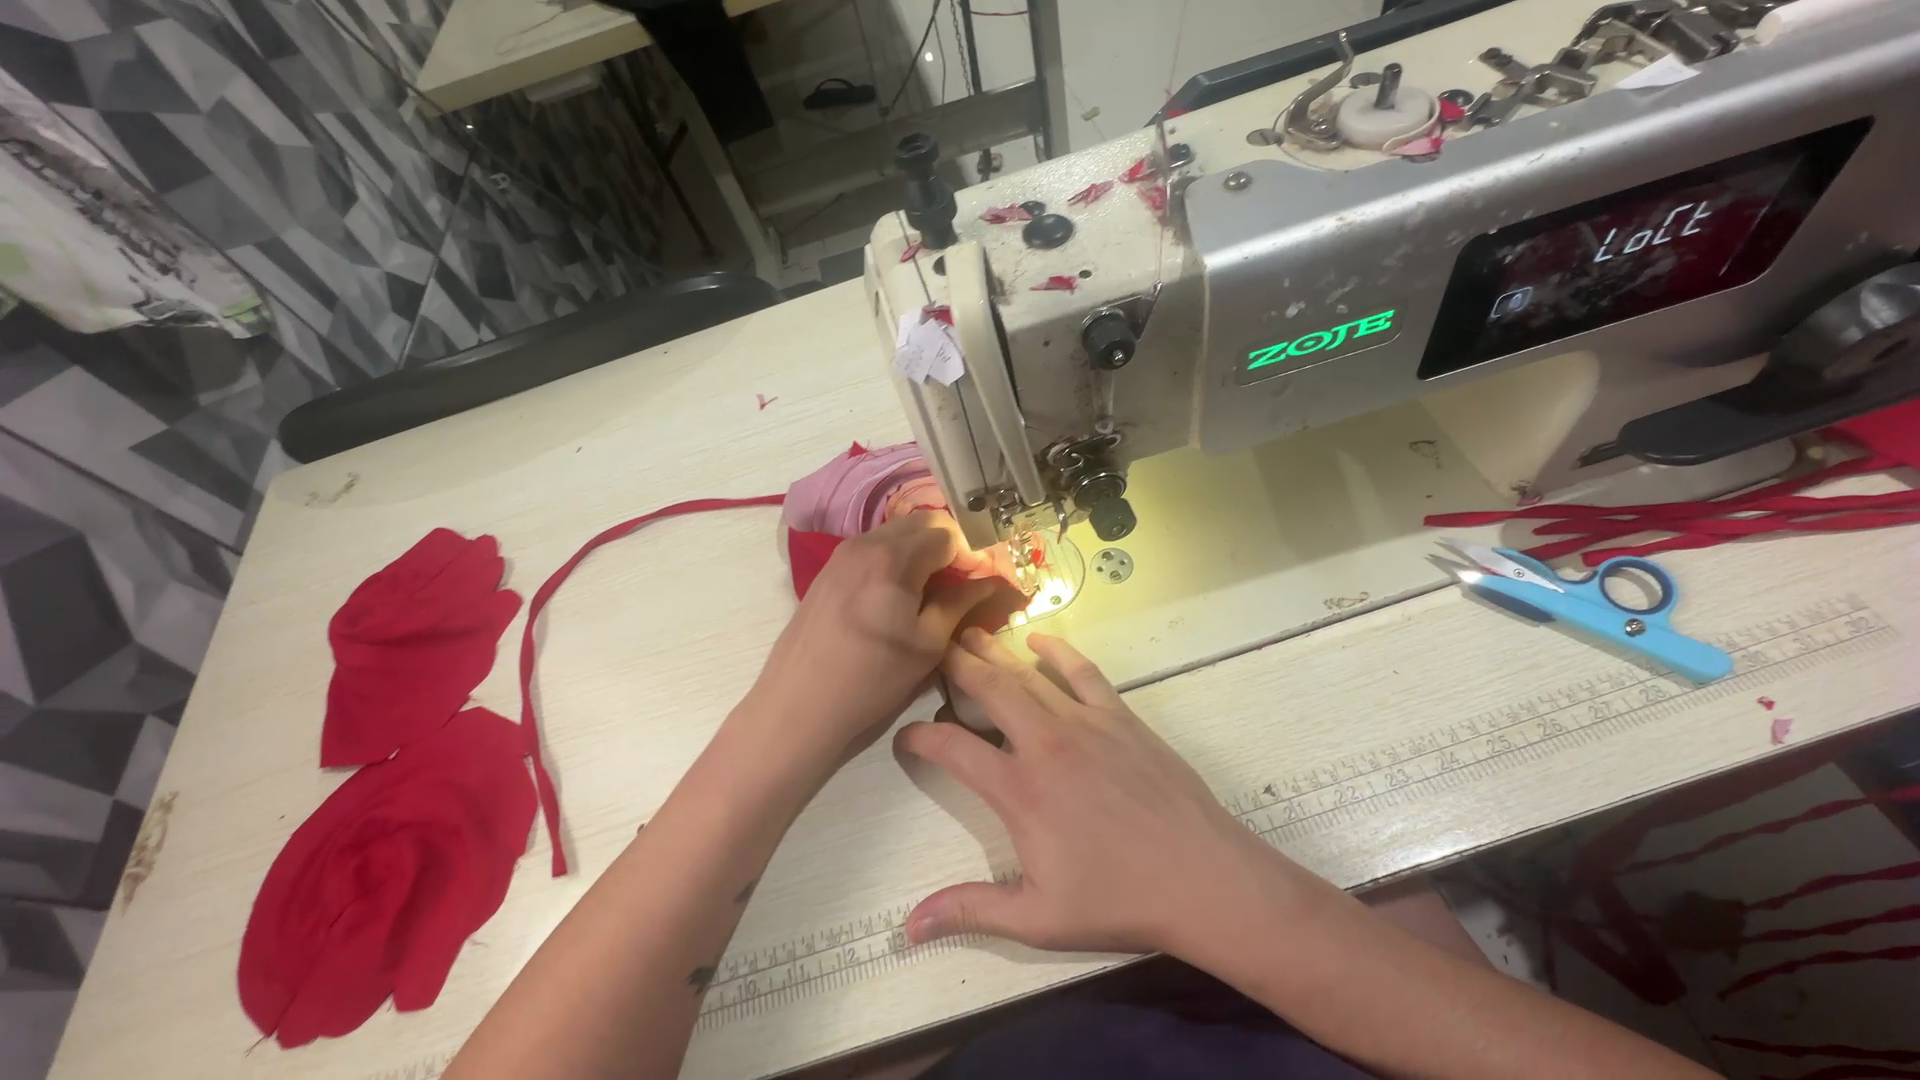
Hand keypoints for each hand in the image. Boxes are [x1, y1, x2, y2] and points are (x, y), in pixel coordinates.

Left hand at [743, 513, 1022, 769]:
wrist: (800, 703)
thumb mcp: (928, 644)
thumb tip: (987, 581)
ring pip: (895, 534)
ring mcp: (841, 554)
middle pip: (920, 523)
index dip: (970, 556)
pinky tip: (897, 598)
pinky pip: (872, 550)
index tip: (979, 583)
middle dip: (947, 547)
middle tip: (960, 584)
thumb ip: (960, 603)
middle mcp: (865, 543)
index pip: (947, 534)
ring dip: (920, 552)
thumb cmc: (871, 677)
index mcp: (893, 557)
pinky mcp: (827, 571)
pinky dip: (894, 561)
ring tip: (930, 592)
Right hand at [895, 630, 1308, 957]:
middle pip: (989, 689)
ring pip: (1029, 676)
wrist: (1202, 879)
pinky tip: (1039, 640)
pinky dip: (1058, 652)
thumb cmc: (1119, 901)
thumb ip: (970, 910)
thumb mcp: (1037, 918)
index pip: (951, 749)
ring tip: (971, 635)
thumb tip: (910, 928)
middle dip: (956, 666)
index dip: (919, 738)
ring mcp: (1087, 724)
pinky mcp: (1121, 718)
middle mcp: (1046, 744)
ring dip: (996, 652)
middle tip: (935, 650)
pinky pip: (1083, 673)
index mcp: (1019, 791)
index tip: (905, 738)